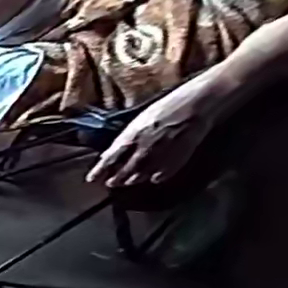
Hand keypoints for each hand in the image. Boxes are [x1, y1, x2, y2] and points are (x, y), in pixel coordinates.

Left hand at [85, 93, 216, 188]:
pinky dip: (157, 177)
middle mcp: (143, 150)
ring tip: (128, 182)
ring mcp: (161, 156)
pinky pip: (165, 173)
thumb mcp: (138, 122)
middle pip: (125, 171)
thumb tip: (110, 154)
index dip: (99, 171)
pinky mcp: (178, 159)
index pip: (109, 160)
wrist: (197, 104)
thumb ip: (124, 139)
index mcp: (130, 138)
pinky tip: (154, 178)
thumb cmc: (165, 108)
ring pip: (142, 175)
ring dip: (133, 179)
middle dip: (116, 179)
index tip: (91, 180)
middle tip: (110, 184)